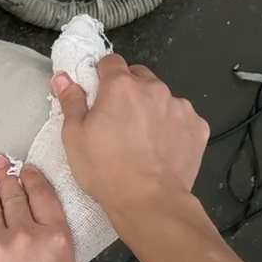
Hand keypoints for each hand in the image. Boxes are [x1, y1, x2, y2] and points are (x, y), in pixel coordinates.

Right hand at [53, 54, 208, 231]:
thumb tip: (63, 77)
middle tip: (116, 120)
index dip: (101, 75)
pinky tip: (159, 148)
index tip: (97, 92)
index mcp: (121, 87)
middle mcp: (154, 89)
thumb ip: (71, 101)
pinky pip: (181, 118)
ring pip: (161, 97)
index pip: (111, 61)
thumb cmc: (106, 170)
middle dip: (127, 91)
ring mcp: (179, 107)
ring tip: (139, 139)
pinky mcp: (197, 126)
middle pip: (138, 76)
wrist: (148, 201)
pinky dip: (171, 127)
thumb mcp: (74, 137)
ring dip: (150, 108)